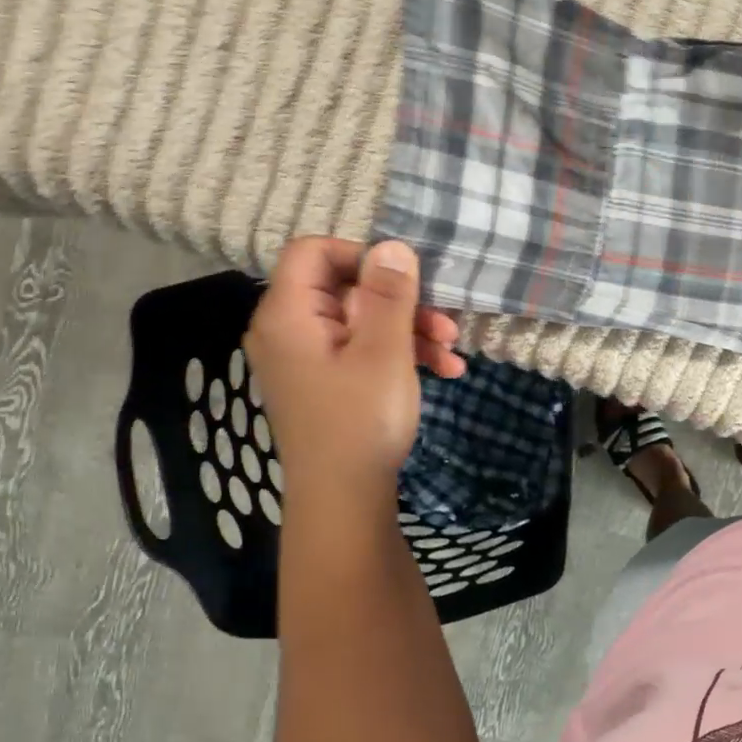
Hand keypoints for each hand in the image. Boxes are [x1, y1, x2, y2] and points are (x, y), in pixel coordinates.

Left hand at [245, 238, 464, 494]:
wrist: (343, 495)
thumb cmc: (362, 420)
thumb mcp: (385, 353)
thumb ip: (389, 296)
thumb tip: (393, 245)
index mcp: (289, 315)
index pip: (314, 252)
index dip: (364, 256)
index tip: (410, 281)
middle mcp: (287, 331)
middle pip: (346, 291)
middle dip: (403, 304)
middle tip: (449, 328)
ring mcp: (305, 360)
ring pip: (361, 324)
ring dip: (411, 333)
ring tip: (454, 357)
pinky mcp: (324, 384)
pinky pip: (360, 352)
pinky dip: (399, 356)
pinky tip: (441, 373)